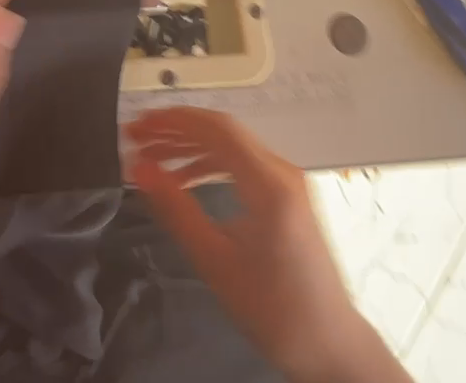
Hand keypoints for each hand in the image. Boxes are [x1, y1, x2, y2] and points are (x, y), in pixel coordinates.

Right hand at [125, 108, 409, 382]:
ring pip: (230, 147)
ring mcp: (287, 183)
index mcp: (269, 184)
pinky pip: (241, 165)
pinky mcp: (286, 196)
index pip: (216, 129)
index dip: (173, 120)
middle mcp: (281, 172)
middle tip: (134, 138)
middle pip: (222, 133)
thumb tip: (139, 167)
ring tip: (149, 157)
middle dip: (175, 130)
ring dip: (188, 146)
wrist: (331, 345)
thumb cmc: (273, 309)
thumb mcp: (214, 261)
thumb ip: (175, 209)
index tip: (136, 126)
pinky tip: (181, 178)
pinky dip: (208, 163)